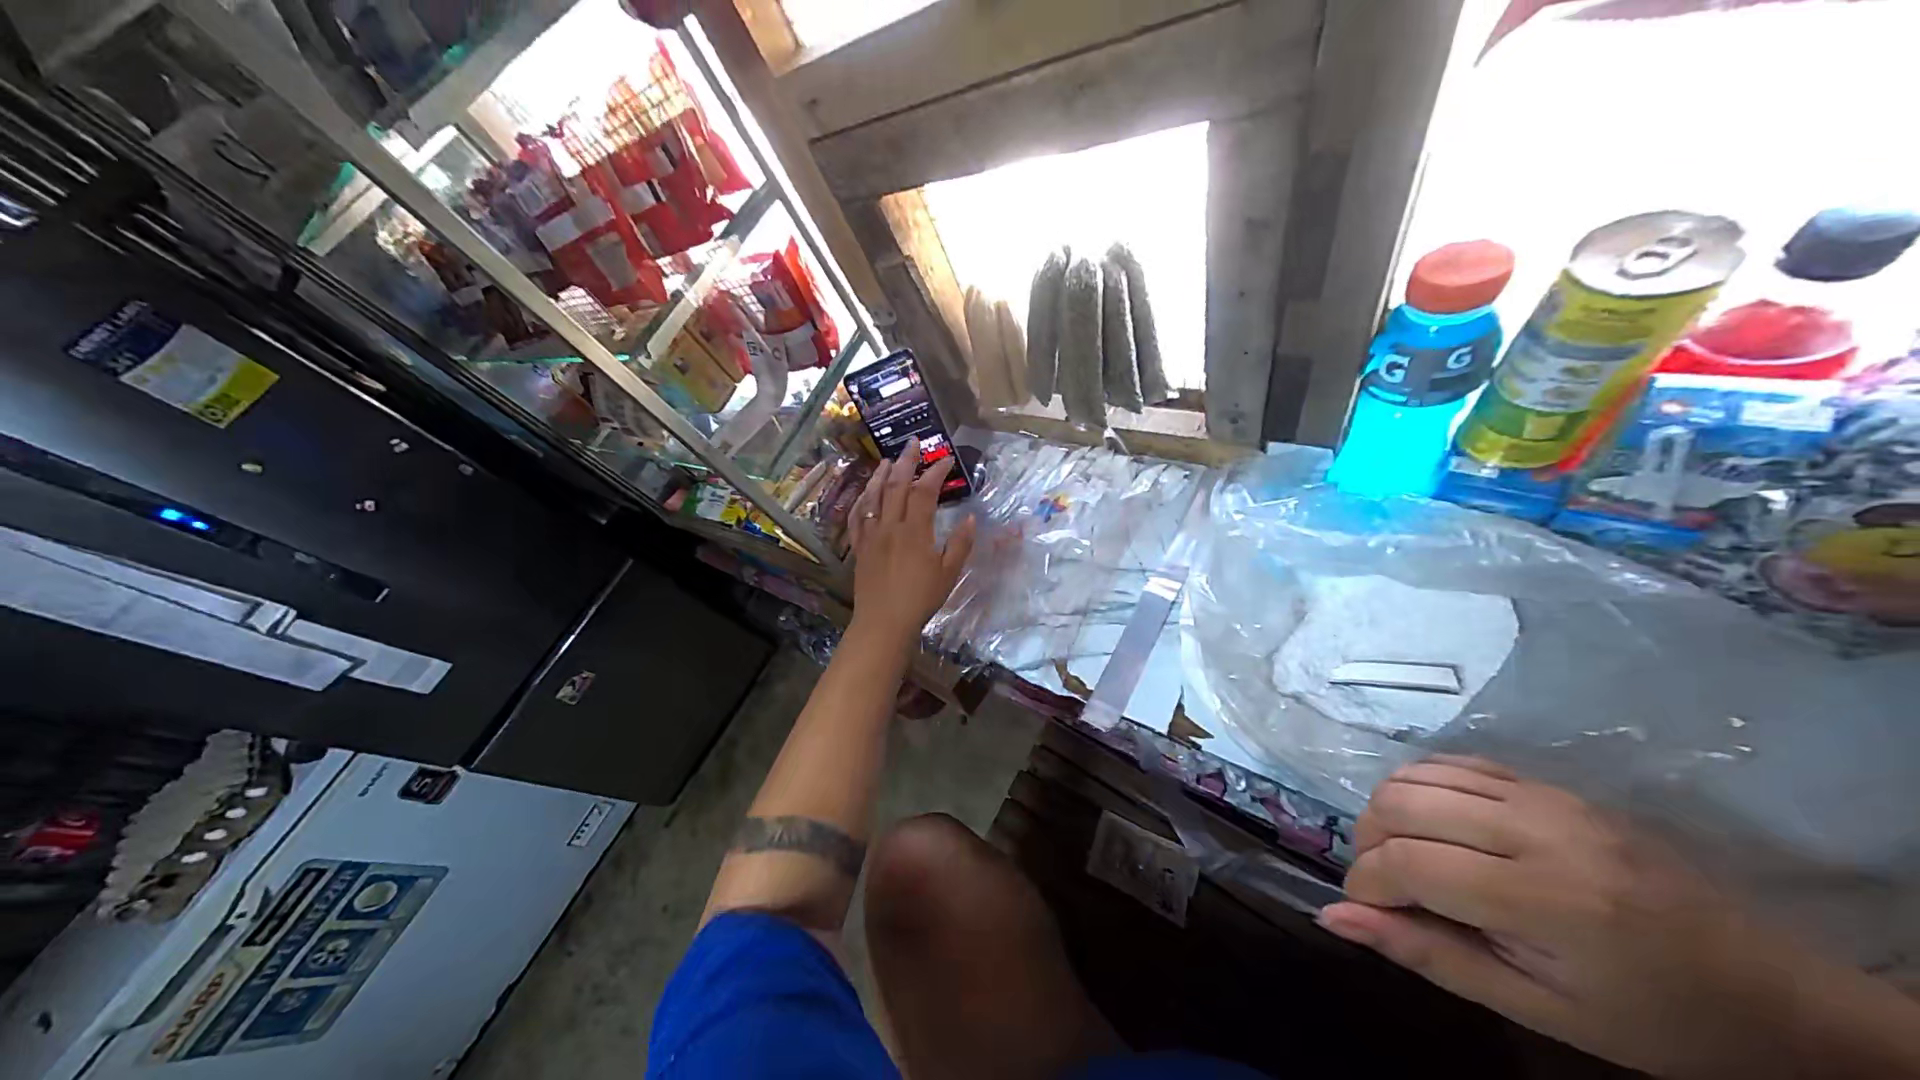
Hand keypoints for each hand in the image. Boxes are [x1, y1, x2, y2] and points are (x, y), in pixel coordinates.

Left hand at [846, 437, 976, 645]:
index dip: (935, 472)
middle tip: (914, 444)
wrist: (883, 622)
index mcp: (914, 531)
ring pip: (873, 497)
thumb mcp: (948, 573)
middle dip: (906, 462)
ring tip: (889, 460)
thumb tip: (971, 519)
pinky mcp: (859, 547)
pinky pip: (857, 517)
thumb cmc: (920, 599)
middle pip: (896, 486)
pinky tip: (865, 494)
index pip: (925, 491)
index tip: (946, 459)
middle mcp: (890, 526)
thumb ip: (960, 544)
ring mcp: (871, 535)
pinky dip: (861, 501)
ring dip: (881, 475)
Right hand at [1319, 756, 1919, 1078]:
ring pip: (1418, 773)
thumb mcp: (1537, 1008)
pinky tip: (1433, 823)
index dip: (1365, 883)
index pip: (1408, 863)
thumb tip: (1334, 918)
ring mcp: (1549, 797)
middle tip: (1381, 885)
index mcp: (1544, 899)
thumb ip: (1428, 955)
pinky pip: (1457, 762)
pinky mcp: (1554, 784)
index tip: (1365, 910)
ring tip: (1402, 854)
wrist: (1773, 991)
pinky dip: (1421, 786)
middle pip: (1400, 802)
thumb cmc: (1652, 1019)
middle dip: (1366, 840)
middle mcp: (1539, 829)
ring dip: (1387, 810)